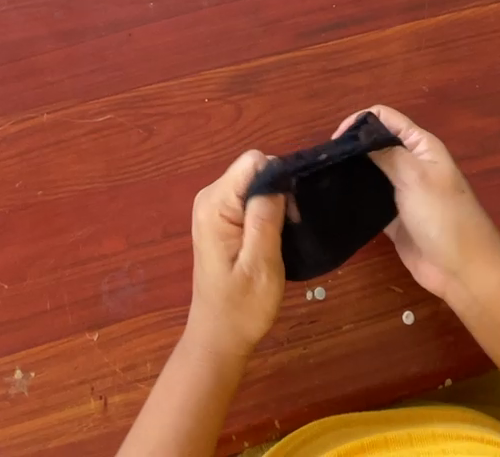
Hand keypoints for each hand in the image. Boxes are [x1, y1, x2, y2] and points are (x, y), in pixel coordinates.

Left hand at [183, 151, 286, 357]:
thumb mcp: (261, 263)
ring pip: (254, 183)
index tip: (290, 213)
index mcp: (215, 204)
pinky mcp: (220, 217)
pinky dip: (265, 211)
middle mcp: (209, 196)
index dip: (278, 179)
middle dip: (277, 192)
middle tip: (288, 229)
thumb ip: (266, 215)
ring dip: (273, 204)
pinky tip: (270, 238)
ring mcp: (213, 206)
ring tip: (280, 238)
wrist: (219, 337)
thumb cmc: (242, 307)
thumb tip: (277, 176)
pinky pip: (249, 197)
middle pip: (253, 170)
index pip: (253, 162)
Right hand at [334, 105, 499, 302]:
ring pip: (370, 171)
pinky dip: (355, 196)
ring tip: (326, 177)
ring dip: (351, 171)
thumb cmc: (442, 216)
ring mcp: (402, 191)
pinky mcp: (392, 216)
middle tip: (326, 161)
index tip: (336, 140)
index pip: (385, 118)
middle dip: (352, 146)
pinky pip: (369, 199)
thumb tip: (356, 136)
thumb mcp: (414, 176)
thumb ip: (385, 152)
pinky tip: (335, 198)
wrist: (462, 270)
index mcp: (421, 146)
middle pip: (375, 143)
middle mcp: (411, 163)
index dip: (359, 121)